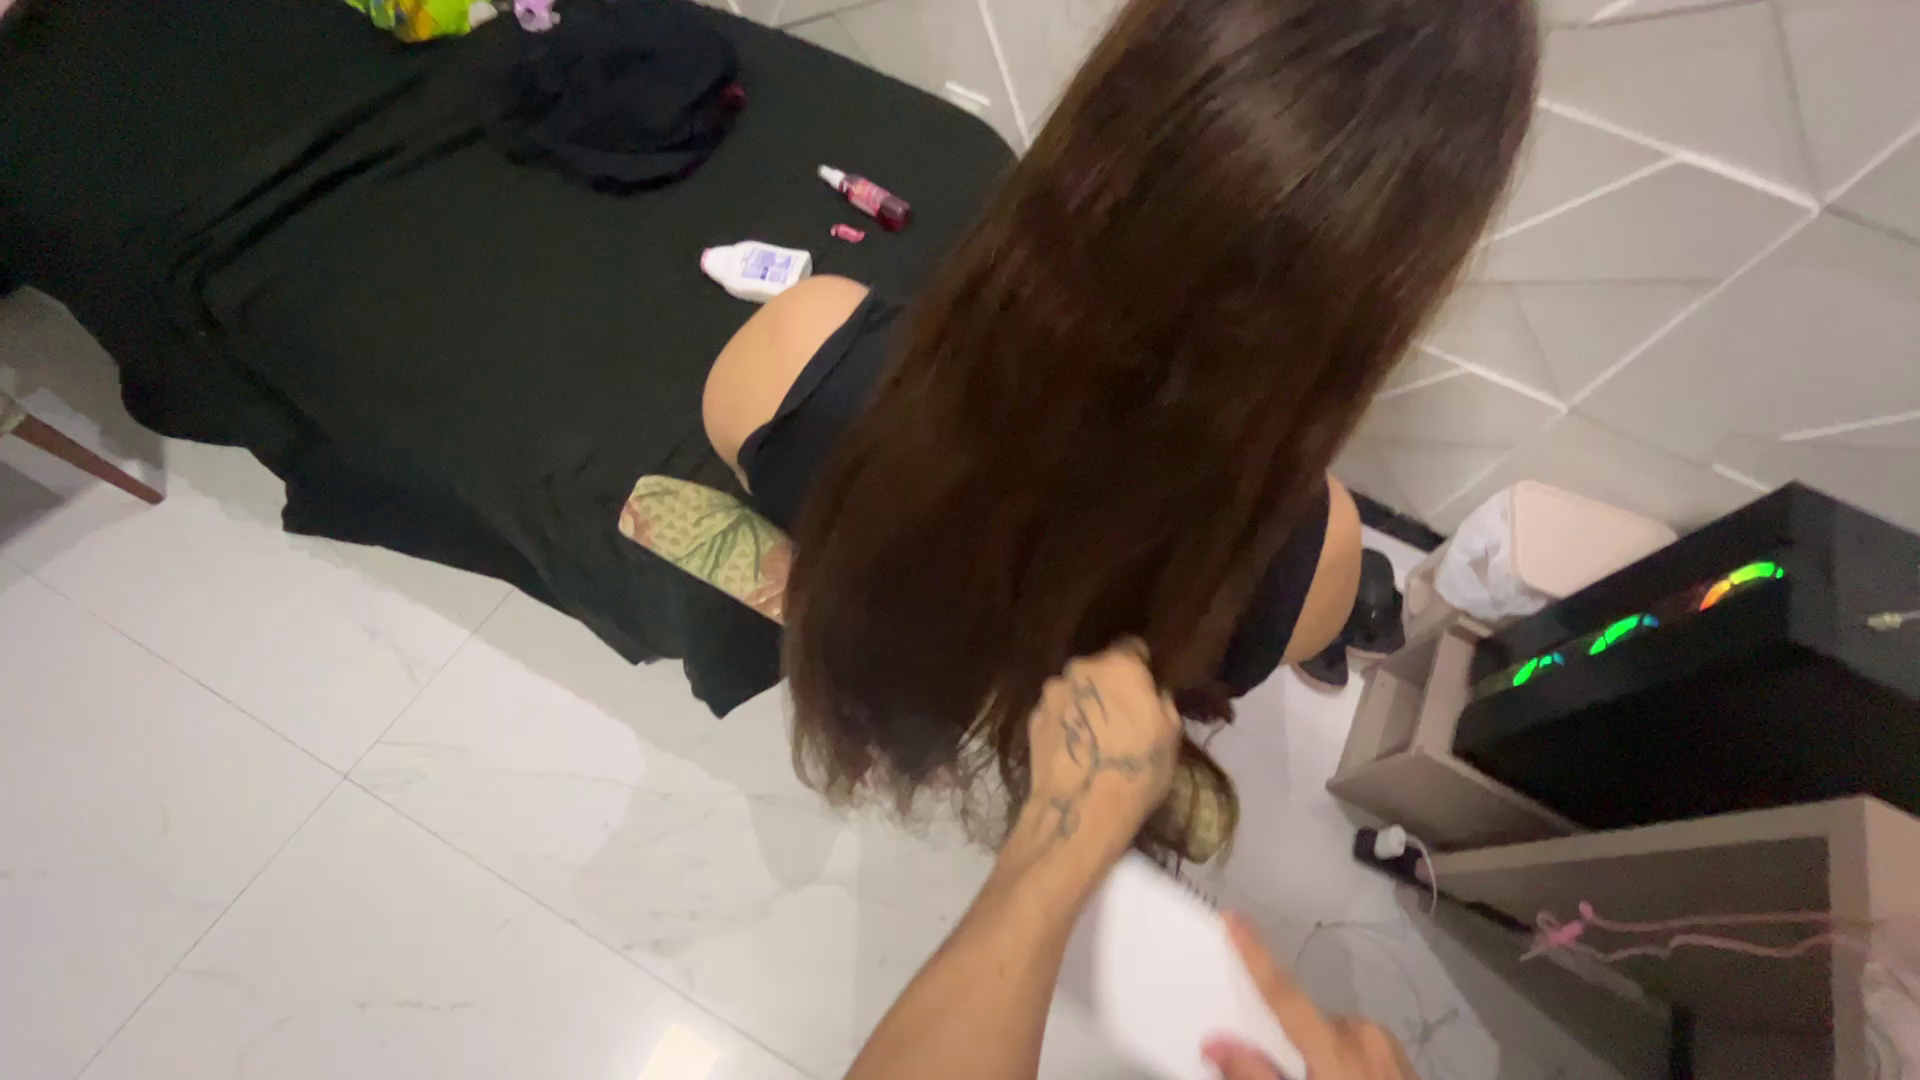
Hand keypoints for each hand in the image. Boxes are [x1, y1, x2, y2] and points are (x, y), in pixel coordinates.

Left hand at [1020, 640, 1180, 853]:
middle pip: (1098, 667)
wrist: (1079, 808)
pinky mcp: (1032, 717)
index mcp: (1118, 665)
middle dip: (1109, 685)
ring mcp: (1051, 692)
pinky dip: (1065, 722)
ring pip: (1074, 689)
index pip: (1132, 647)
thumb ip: (1160, 700)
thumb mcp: (1170, 735)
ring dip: (1084, 703)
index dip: (1140, 666)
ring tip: (1094, 737)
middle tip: (1120, 716)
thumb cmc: (1135, 770)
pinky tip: (1073, 749)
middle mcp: (1079, 668)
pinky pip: (1056, 711)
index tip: (1144, 687)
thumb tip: (1150, 692)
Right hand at [1206, 916, 1414, 1079]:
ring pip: (1339, 1040)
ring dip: (1321, 1059)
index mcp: (1339, 1051)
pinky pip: (1364, 1057)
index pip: (1284, 995)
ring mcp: (1397, 1059)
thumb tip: (1214, 1041)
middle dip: (1291, 1041)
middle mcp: (1369, 1042)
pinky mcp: (1412, 1074)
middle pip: (1311, 1022)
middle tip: (1282, 1071)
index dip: (1256, 956)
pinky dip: (1345, 1070)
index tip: (1233, 915)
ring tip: (1312, 1077)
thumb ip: (1256, 1079)